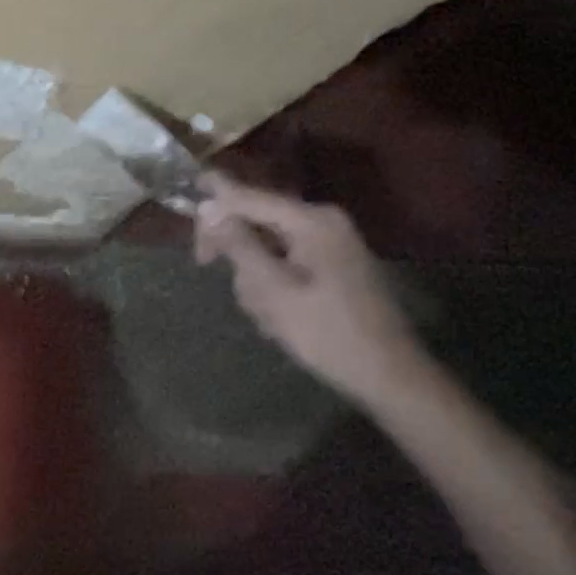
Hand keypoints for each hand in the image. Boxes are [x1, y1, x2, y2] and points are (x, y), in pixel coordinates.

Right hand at [194, 172, 428, 405]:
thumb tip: (206, 206)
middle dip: (237, 251)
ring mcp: (331, 243)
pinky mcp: (334, 265)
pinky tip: (279, 318)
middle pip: (257, 221)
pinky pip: (287, 261)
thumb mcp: (274, 290)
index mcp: (312, 221)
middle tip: (207, 269)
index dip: (214, 200)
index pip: (249, 198)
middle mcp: (323, 222)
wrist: (391, 376)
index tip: (184, 202)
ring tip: (264, 315)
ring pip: (268, 246)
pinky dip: (274, 285)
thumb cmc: (328, 333)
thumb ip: (238, 244)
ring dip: (255, 277)